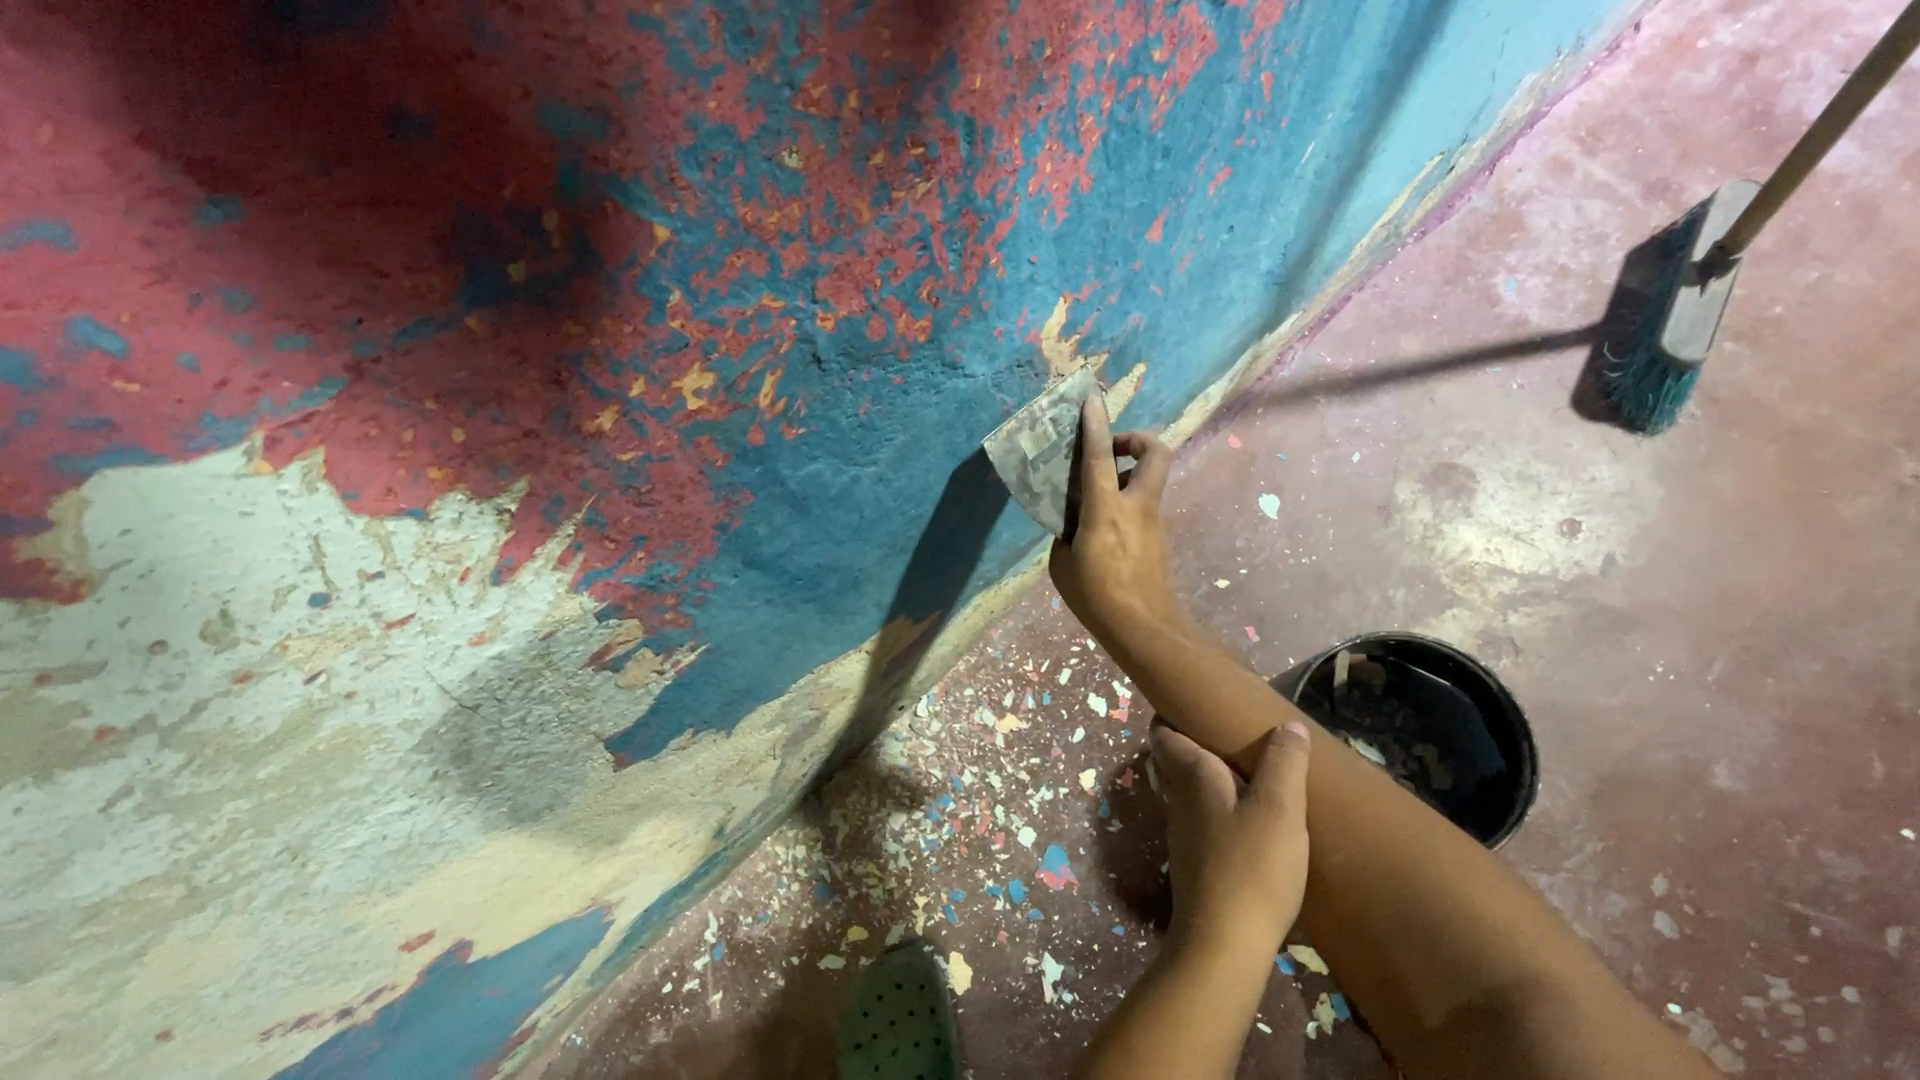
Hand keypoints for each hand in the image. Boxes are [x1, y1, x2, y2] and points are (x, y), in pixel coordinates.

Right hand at [1048, 394, 1181, 654]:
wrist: (1145, 628)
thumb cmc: (1096, 596)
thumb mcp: (1063, 563)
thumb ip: (1066, 531)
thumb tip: (1073, 519)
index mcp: (1107, 509)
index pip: (1100, 457)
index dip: (1095, 425)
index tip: (1091, 401)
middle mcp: (1137, 506)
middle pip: (1155, 453)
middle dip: (1135, 439)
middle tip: (1108, 449)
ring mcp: (1154, 520)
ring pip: (1148, 479)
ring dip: (1125, 475)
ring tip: (1092, 496)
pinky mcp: (1159, 537)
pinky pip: (1142, 505)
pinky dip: (1124, 503)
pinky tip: (1101, 530)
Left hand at [1151, 721, 1311, 951]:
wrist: (1223, 944)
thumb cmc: (1251, 867)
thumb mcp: (1279, 809)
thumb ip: (1283, 764)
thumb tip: (1287, 725)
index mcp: (1193, 777)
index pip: (1164, 735)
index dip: (1170, 716)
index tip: (1191, 701)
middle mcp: (1179, 801)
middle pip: (1174, 762)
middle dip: (1190, 744)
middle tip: (1225, 732)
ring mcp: (1184, 835)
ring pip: (1187, 792)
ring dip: (1206, 778)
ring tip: (1242, 770)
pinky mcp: (1196, 864)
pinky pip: (1201, 820)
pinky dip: (1217, 808)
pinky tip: (1244, 819)